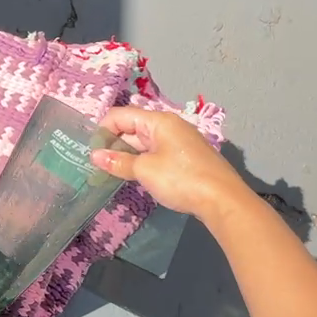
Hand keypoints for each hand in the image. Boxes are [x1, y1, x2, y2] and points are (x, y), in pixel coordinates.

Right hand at [91, 106, 247, 222]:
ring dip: (127, 154)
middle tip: (98, 164)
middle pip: (132, 127)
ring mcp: (179, 142)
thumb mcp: (144, 170)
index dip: (102, 130)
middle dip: (114, 144)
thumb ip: (118, 161)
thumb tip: (94, 156)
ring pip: (144, 142)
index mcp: (158, 121)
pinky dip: (142, 161)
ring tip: (112, 171)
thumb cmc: (181, 179)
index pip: (120, 115)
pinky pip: (156, 152)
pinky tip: (136, 176)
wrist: (224, 201)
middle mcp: (169, 126)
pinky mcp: (186, 157)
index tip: (92, 151)